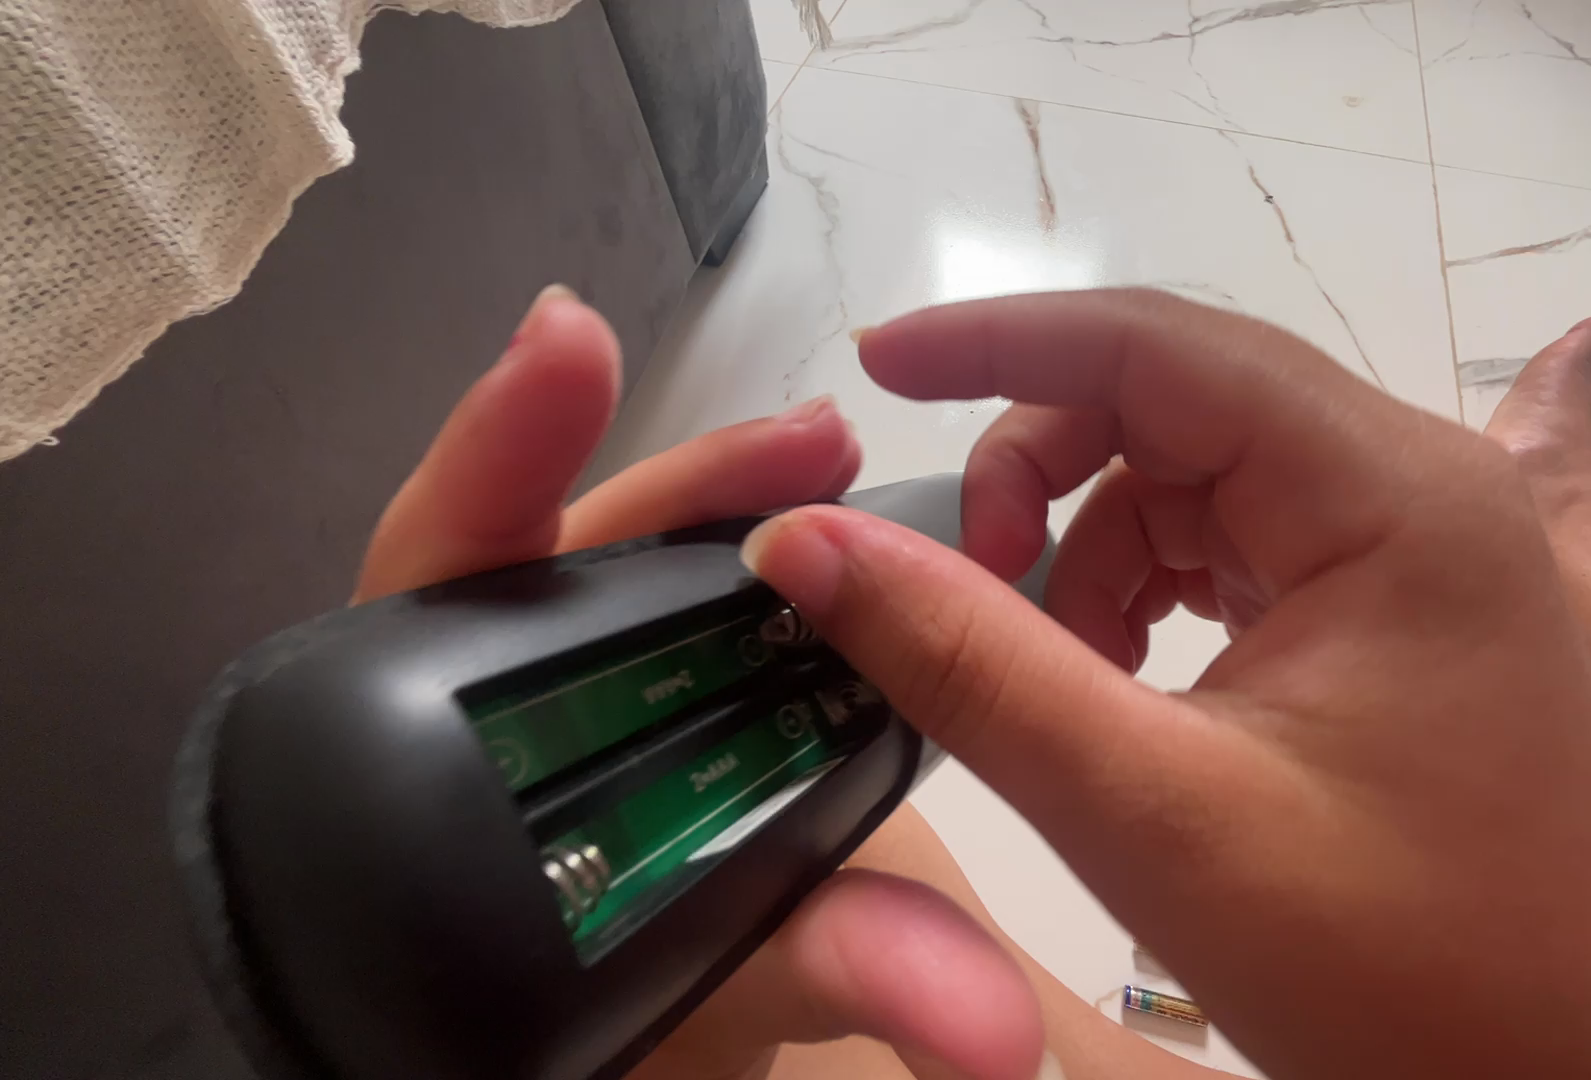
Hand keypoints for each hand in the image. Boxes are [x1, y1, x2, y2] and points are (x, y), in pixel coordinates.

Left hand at [354, 286, 1042, 1079]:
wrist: (690, 1030)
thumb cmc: (666, 1020)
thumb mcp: (745, 990)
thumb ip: (847, 972)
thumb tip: (996, 1027)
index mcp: (472, 755)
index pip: (447, 574)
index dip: (497, 455)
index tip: (566, 347)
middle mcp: (537, 690)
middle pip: (586, 541)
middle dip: (697, 477)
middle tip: (820, 448)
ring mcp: (620, 672)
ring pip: (665, 549)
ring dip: (750, 490)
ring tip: (841, 456)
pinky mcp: (689, 671)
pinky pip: (728, 584)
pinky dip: (788, 542)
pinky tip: (853, 527)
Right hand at [739, 290, 1590, 1078]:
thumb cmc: (1384, 974)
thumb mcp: (1141, 805)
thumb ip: (963, 658)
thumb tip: (805, 542)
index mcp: (1393, 496)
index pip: (1164, 347)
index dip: (1004, 340)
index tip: (881, 363)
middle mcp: (1404, 483)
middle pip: (1167, 399)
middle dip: (1039, 466)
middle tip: (969, 569)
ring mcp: (1386, 536)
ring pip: (1175, 470)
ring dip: (1080, 543)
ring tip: (1052, 661)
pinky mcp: (1360, 592)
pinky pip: (1205, 536)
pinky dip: (1125, 583)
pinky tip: (1107, 669)